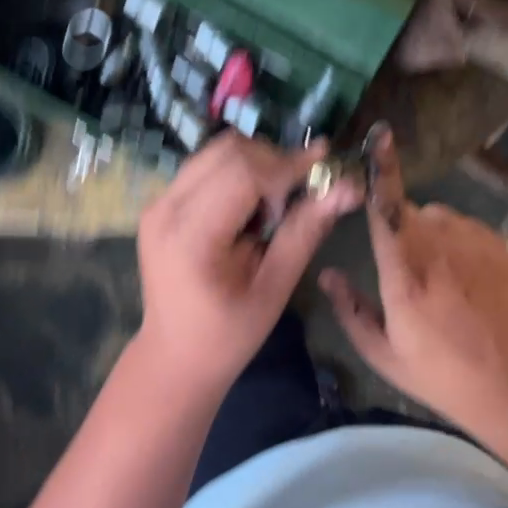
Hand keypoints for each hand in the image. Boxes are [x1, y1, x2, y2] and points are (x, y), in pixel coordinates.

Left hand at [136, 135, 359, 391]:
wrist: (174, 357)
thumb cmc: (228, 335)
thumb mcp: (274, 289)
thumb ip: (306, 232)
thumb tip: (348, 188)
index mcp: (191, 236)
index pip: (244, 173)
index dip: (289, 164)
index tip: (325, 168)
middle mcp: (166, 208)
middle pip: (229, 151)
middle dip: (273, 161)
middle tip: (297, 197)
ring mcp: (158, 202)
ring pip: (217, 150)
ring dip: (256, 164)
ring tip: (272, 207)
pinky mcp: (161, 202)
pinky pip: (207, 165)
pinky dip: (238, 172)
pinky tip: (251, 209)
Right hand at [320, 125, 507, 431]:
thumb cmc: (440, 374)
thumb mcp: (384, 354)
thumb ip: (350, 310)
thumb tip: (327, 273)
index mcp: (404, 275)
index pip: (386, 207)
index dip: (381, 169)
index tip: (380, 135)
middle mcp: (438, 247)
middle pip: (406, 210)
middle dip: (396, 229)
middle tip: (406, 273)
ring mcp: (473, 243)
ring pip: (436, 217)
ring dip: (427, 235)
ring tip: (439, 282)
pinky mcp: (498, 244)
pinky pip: (463, 226)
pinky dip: (455, 242)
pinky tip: (463, 281)